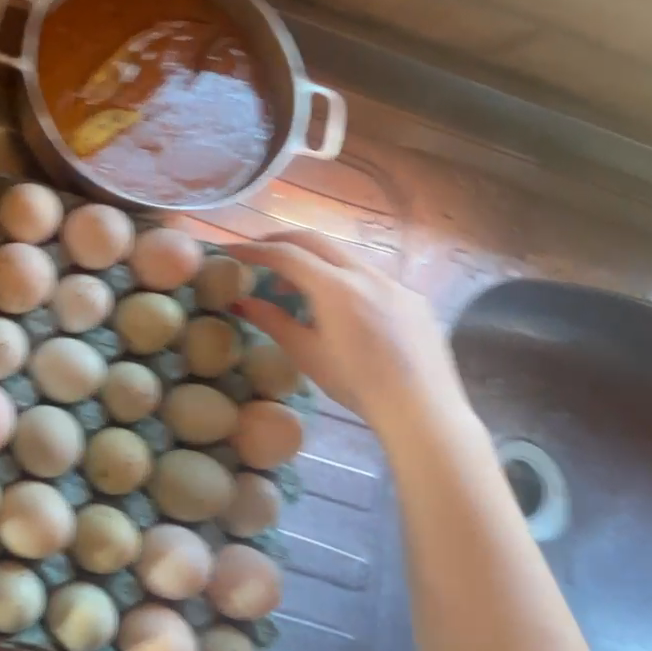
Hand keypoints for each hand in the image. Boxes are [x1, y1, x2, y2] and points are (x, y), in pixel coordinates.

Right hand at [230, 232, 471, 433]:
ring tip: (292, 285)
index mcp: (335, 287)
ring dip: (312, 261)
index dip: (253, 249)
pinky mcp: (412, 298)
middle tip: (255, 252)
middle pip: (316, 241)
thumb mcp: (305, 352)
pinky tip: (338, 308)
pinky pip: (369, 276)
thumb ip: (272, 320)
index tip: (230, 251)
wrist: (421, 409)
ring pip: (345, 257)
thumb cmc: (355, 383)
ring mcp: (394, 283)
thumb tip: (240, 301)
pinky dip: (342, 278)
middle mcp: (366, 274)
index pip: (286, 254)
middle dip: (281, 242)